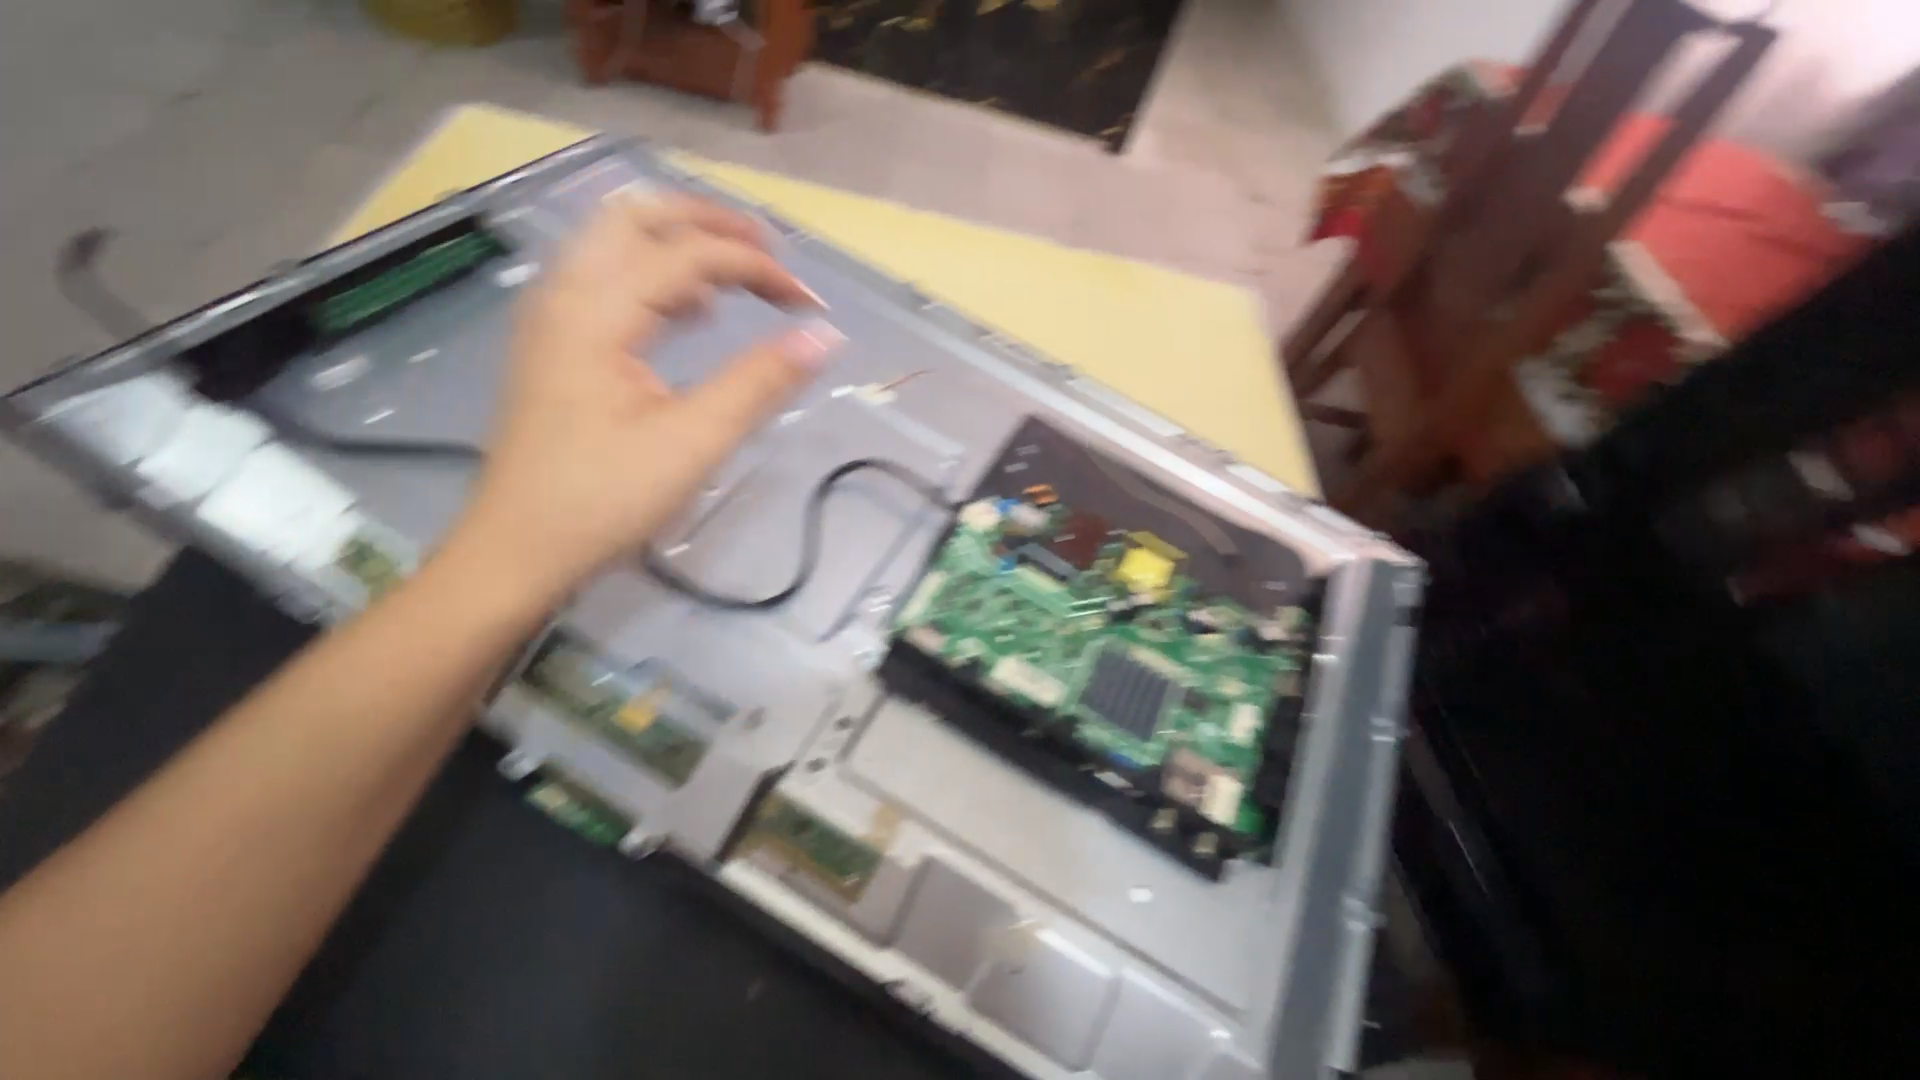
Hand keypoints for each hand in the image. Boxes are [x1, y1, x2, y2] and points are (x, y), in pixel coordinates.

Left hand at [446, 193, 842, 606]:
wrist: (516, 550)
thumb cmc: (604, 500)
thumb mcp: (694, 443)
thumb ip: (760, 382)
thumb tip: (825, 337)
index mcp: (597, 311)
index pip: (690, 255)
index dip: (759, 268)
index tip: (811, 305)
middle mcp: (566, 293)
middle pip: (638, 215)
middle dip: (711, 221)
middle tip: (769, 251)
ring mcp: (553, 316)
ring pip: (617, 241)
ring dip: (681, 243)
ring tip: (739, 278)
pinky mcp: (554, 342)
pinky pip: (607, 278)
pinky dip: (656, 276)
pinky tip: (693, 315)